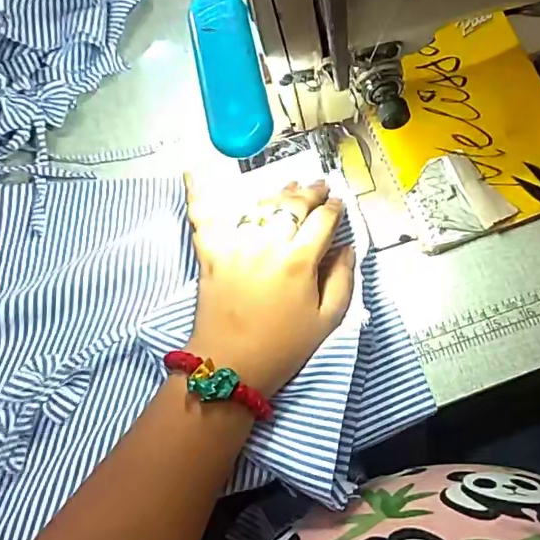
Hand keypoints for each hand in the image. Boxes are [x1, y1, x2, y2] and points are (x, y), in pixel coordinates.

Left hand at [182, 177, 357, 397]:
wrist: (230, 367)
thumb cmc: (283, 347)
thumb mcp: (327, 320)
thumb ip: (342, 279)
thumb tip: (346, 248)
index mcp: (299, 262)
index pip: (323, 220)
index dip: (334, 208)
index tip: (339, 203)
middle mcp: (268, 246)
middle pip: (292, 205)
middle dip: (310, 192)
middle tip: (319, 187)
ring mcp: (236, 246)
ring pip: (259, 206)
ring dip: (277, 192)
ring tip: (289, 187)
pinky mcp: (210, 253)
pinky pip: (203, 217)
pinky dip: (198, 193)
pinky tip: (192, 171)